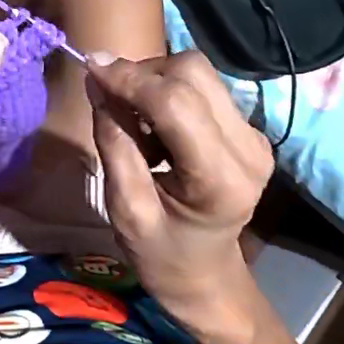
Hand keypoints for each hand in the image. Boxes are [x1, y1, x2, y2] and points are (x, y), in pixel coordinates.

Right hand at [86, 51, 273, 333]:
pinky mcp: (247, 129)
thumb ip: (113, 143)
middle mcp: (248, 148)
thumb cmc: (160, 255)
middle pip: (192, 73)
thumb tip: (97, 82)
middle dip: (142, 75)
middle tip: (111, 102)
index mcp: (220, 178)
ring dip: (155, 83)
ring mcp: (253, 135)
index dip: (130, 78)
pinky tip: (155, 128)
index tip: (90, 68)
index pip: (175, 103)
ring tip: (135, 123)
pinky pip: (203, 87)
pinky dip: (168, 94)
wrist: (205, 275)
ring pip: (198, 73)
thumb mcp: (125, 209)